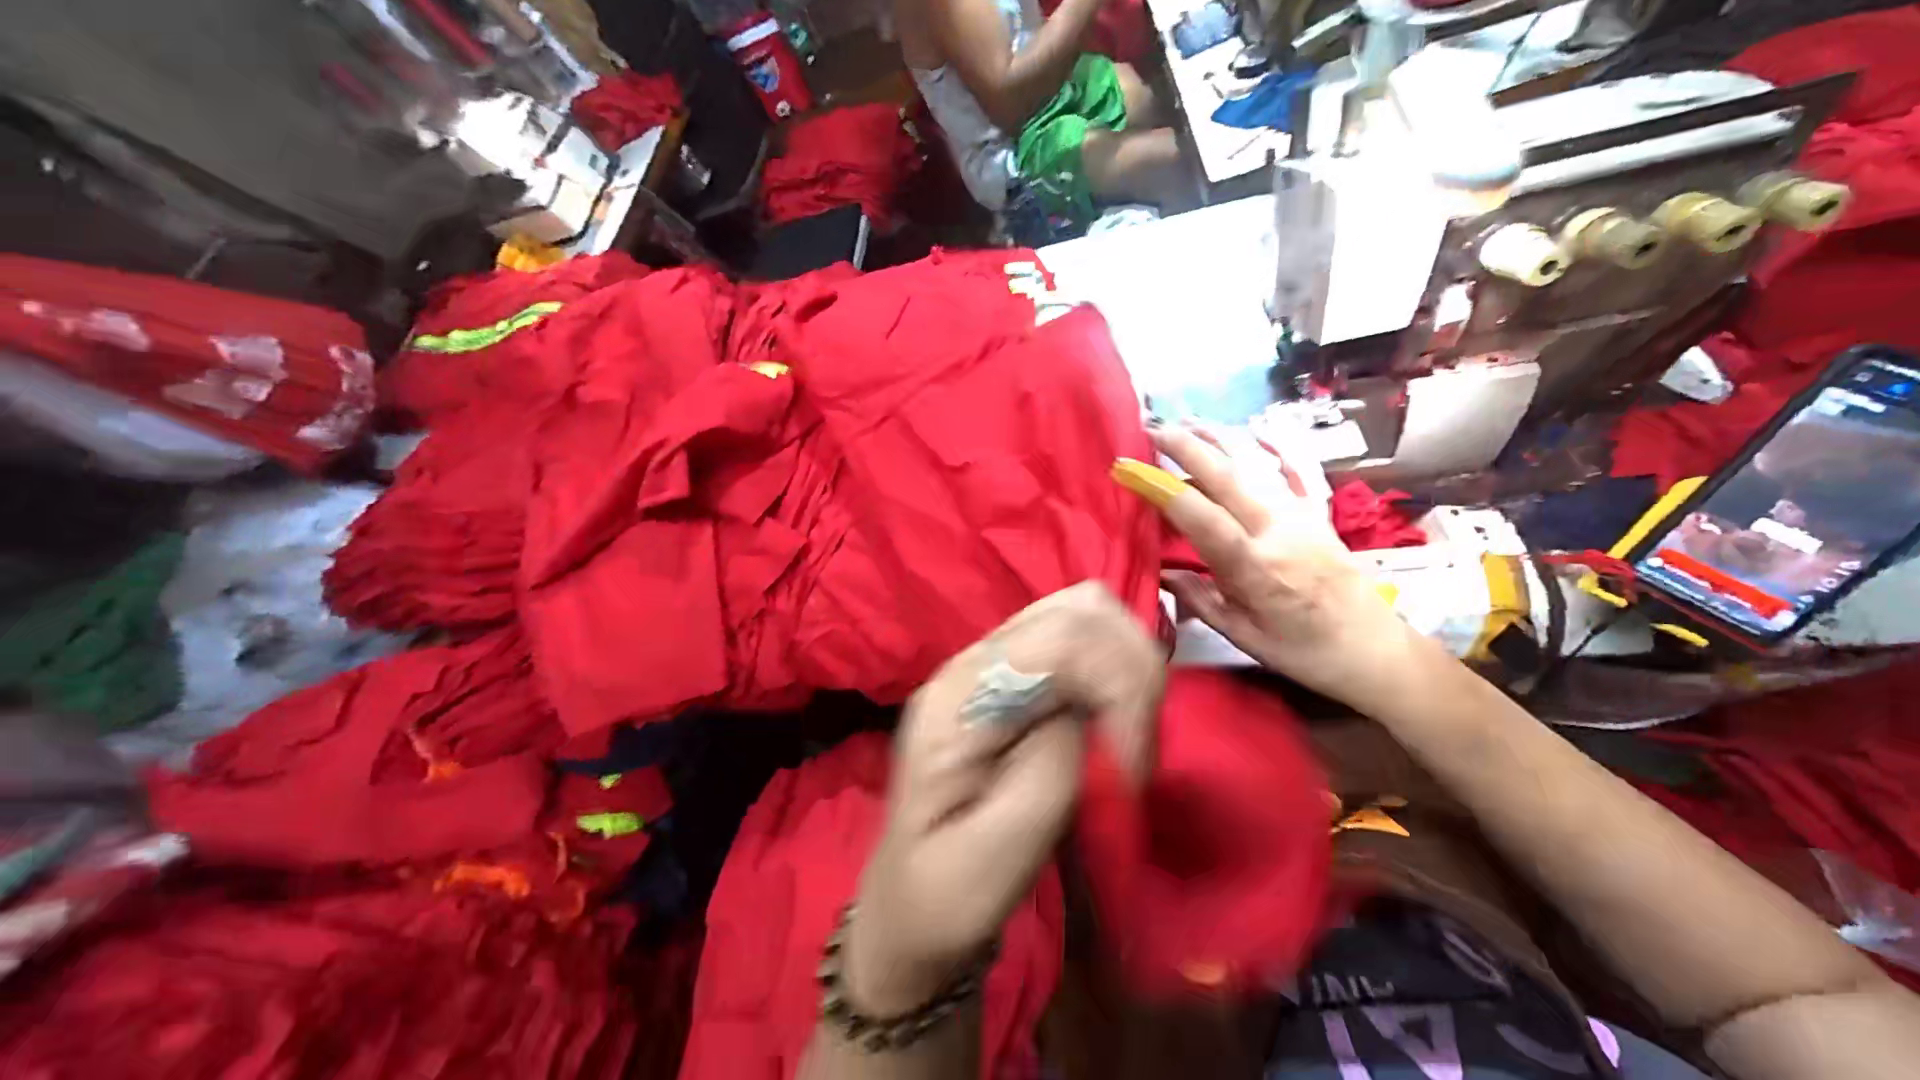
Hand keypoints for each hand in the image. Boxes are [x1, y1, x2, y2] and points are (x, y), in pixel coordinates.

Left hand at [844, 583, 1162, 1013]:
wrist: (910, 907)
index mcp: (957, 698)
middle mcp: (974, 663)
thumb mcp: (989, 860)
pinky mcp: (1016, 681)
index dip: (1120, 689)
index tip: (1131, 770)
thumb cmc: (942, 899)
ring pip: (1087, 617)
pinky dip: (1117, 678)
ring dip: (1128, 672)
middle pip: (1080, 609)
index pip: (1061, 638)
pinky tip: (1112, 732)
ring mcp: (994, 666)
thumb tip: (1092, 713)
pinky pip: (1084, 646)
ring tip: (1125, 746)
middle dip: (1131, 673)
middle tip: (1134, 756)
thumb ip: (1046, 773)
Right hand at [1116, 425, 1428, 712]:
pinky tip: (1258, 430)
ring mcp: (1301, 517)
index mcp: (1254, 568)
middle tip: (1151, 428)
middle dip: (1185, 447)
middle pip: (1226, 477)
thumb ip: (1198, 599)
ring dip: (1220, 439)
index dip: (1161, 490)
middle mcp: (1277, 531)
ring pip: (1256, 465)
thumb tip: (1162, 571)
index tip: (1129, 470)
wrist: (1374, 649)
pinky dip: (1277, 447)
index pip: (1201, 518)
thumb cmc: (1302, 651)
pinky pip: (1296, 471)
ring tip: (1189, 421)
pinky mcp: (1319, 514)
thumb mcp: (1241, 635)